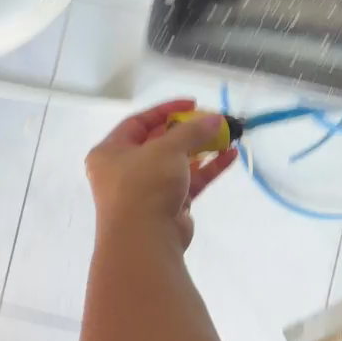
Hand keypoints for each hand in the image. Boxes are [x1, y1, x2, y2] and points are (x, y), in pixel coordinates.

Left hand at [86, 99, 238, 249]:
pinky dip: (209, 168)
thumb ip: (193, 130)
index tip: (193, 103)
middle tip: (213, 121)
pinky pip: (191, 179)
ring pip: (179, 161)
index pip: (139, 122)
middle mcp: (126, 168)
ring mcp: (148, 187)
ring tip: (227, 137)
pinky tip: (230, 156)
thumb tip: (216, 118)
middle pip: (161, 141)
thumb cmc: (144, 185)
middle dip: (190, 130)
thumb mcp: (167, 149)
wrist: (144, 237)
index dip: (166, 110)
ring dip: (203, 148)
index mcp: (111, 152)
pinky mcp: (169, 203)